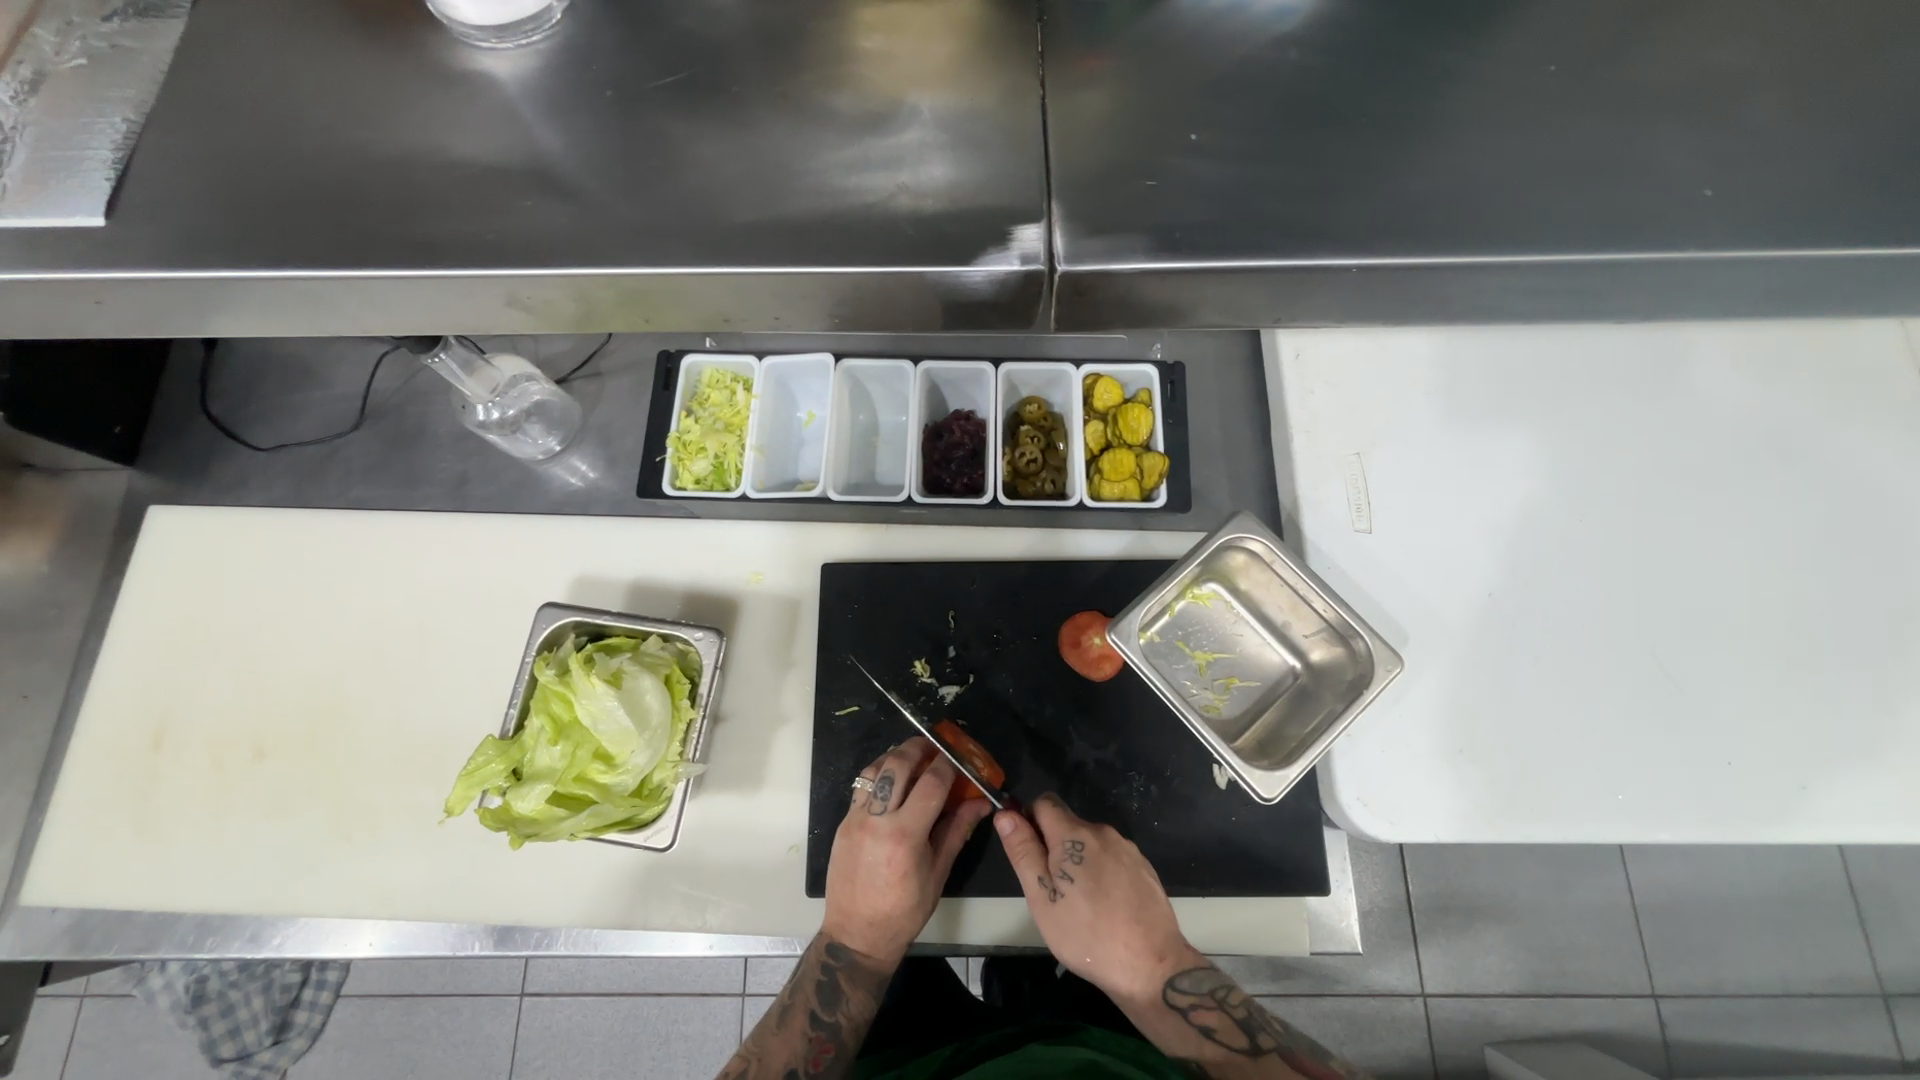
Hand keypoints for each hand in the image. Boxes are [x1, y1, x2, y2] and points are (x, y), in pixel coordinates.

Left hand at [822, 738, 993, 968]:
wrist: (857, 934)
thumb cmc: (904, 910)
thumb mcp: (938, 873)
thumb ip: (958, 830)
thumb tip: (981, 802)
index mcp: (905, 835)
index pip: (931, 783)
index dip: (949, 765)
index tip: (960, 757)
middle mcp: (877, 820)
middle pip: (898, 764)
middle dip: (920, 748)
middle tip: (937, 745)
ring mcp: (855, 819)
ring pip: (875, 770)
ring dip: (896, 756)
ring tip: (915, 756)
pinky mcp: (843, 822)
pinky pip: (862, 787)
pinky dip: (879, 775)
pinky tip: (894, 781)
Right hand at [994, 793, 1200, 1006]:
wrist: (1150, 964)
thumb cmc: (1086, 934)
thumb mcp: (1042, 898)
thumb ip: (1023, 851)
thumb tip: (1005, 814)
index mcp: (1074, 834)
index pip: (1044, 802)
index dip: (1029, 820)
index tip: (1029, 853)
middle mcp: (1103, 831)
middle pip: (1068, 824)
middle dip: (1055, 846)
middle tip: (1054, 890)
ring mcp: (1127, 849)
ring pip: (1091, 843)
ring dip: (1080, 860)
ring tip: (1081, 904)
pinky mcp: (1144, 867)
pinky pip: (1113, 858)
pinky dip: (1103, 873)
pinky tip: (1106, 906)